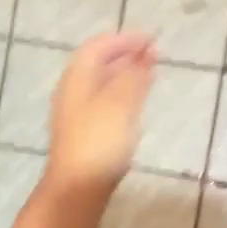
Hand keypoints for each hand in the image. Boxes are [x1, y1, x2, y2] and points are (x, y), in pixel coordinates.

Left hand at [46, 32, 156, 196]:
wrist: (77, 188)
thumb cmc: (99, 141)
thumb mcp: (120, 103)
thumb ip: (133, 76)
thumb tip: (143, 57)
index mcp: (77, 78)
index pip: (99, 46)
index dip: (125, 39)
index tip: (152, 39)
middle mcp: (72, 91)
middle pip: (98, 64)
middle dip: (126, 55)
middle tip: (154, 54)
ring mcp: (76, 115)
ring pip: (102, 85)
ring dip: (125, 75)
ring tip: (149, 74)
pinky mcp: (84, 135)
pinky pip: (104, 104)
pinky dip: (122, 95)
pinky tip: (134, 105)